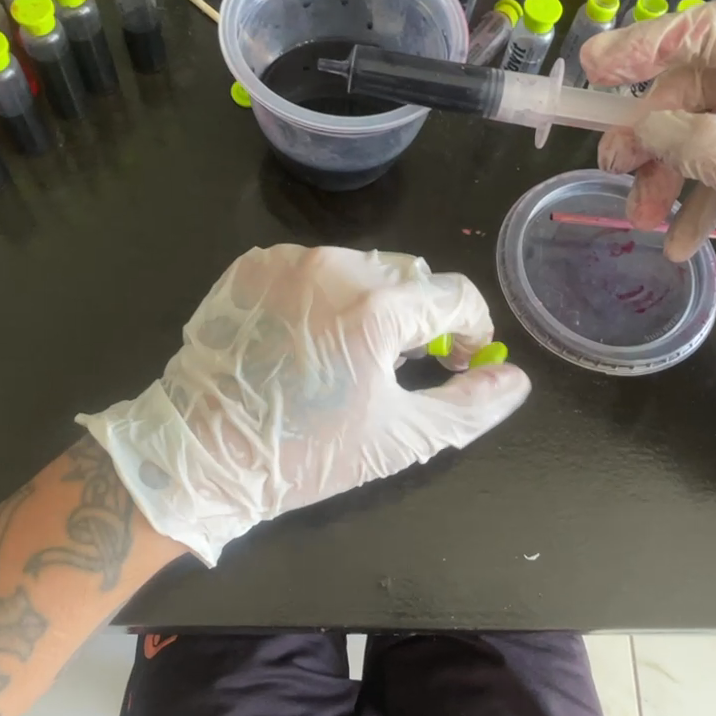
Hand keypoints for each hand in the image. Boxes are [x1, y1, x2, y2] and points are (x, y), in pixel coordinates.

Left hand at [78, 246, 530, 562]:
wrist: (199, 454)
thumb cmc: (305, 454)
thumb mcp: (399, 440)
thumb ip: (469, 406)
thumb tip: (516, 380)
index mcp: (376, 307)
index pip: (456, 296)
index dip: (470, 331)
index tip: (456, 361)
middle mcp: (334, 267)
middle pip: (409, 277)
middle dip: (418, 317)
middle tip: (396, 364)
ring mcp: (286, 261)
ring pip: (359, 268)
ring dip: (371, 302)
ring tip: (347, 353)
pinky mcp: (249, 266)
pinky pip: (309, 268)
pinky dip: (321, 296)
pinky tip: (304, 338)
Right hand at [579, 0, 715, 400]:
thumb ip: (703, 142)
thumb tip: (646, 126)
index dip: (652, 40)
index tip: (595, 69)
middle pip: (696, 93)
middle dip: (649, 131)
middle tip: (609, 168)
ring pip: (697, 140)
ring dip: (661, 177)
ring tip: (640, 221)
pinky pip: (715, 180)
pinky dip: (689, 208)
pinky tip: (677, 244)